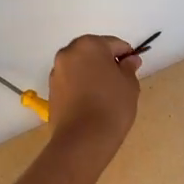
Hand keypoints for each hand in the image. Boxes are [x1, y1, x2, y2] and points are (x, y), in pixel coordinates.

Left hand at [47, 34, 142, 157]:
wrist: (84, 138)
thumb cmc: (112, 105)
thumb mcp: (129, 84)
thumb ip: (129, 67)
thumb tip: (129, 60)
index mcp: (89, 45)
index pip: (114, 44)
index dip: (126, 56)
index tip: (133, 70)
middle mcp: (68, 53)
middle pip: (93, 52)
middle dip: (105, 62)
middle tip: (119, 81)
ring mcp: (57, 72)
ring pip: (79, 67)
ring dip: (91, 74)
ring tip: (104, 94)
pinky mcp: (51, 90)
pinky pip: (70, 81)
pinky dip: (80, 86)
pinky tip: (91, 102)